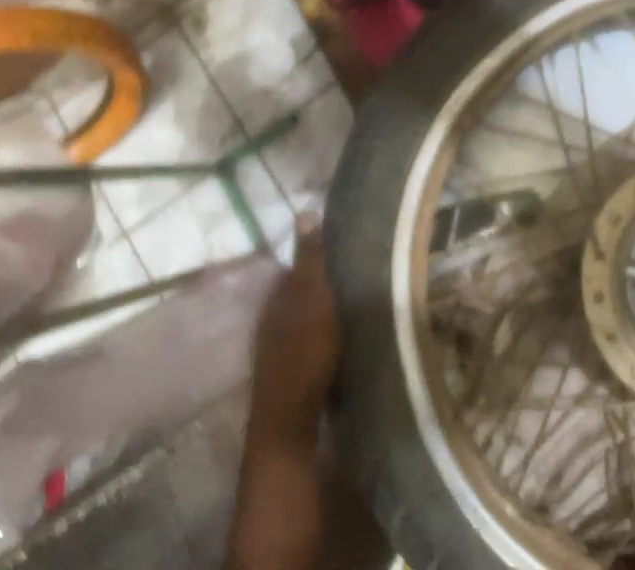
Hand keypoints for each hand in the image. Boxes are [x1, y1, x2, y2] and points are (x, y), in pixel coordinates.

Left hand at [248, 227, 340, 440]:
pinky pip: (312, 344)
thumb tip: (306, 212)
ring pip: (305, 320)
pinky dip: (328, 337)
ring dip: (328, 313)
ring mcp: (279, 351)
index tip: (350, 249)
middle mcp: (272, 322)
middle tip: (362, 278)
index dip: (321, 256)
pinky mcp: (292, 375)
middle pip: (301, 294)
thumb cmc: (304, 354)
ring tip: (360, 307)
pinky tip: (347, 341)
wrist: (289, 421)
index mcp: (276, 299)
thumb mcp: (312, 300)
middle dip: (326, 285)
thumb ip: (310, 260)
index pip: (298, 267)